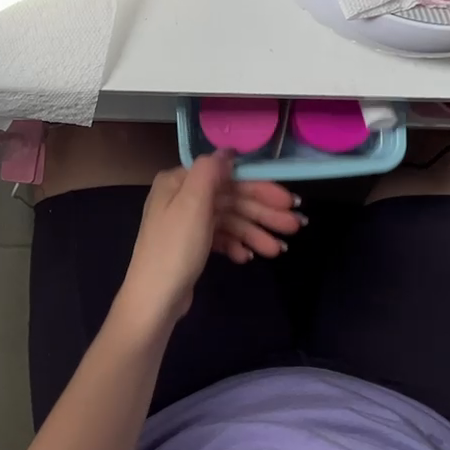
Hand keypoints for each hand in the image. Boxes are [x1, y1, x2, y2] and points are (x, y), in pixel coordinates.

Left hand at [116, 151, 302, 323]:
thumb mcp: (193, 204)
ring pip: (228, 220)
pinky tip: (249, 257)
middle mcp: (180, 198)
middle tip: (295, 227)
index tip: (289, 200)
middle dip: (263, 213)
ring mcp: (185, 223)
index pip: (226, 176)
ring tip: (278, 250)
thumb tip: (227, 151)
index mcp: (178, 182)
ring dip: (254, 232)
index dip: (259, 186)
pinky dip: (236, 245)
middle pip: (230, 199)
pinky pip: (219, 238)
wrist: (154, 299)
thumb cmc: (175, 248)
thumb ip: (210, 171)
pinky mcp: (190, 246)